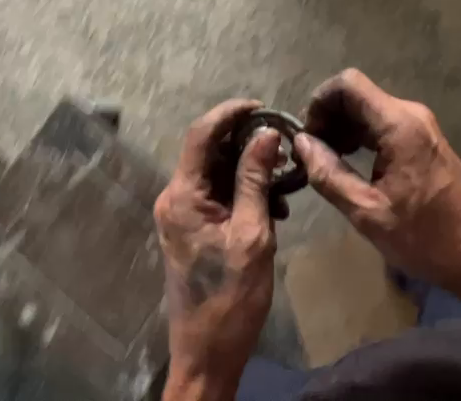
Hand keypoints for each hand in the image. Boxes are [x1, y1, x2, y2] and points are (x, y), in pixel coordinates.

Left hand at [154, 99, 284, 400]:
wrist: (208, 354)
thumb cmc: (230, 297)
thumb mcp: (252, 234)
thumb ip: (256, 180)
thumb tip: (267, 134)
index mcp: (183, 196)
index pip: (201, 134)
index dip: (230, 113)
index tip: (263, 107)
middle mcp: (175, 198)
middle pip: (209, 151)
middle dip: (246, 143)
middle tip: (283, 144)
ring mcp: (182, 214)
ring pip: (217, 172)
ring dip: (249, 170)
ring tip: (285, 179)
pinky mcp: (192, 228)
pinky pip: (218, 194)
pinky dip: (244, 192)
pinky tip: (274, 206)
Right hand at [293, 69, 460, 304]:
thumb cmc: (425, 237)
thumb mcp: (367, 212)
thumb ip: (328, 174)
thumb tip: (301, 143)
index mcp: (398, 124)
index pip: (347, 84)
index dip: (319, 102)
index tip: (306, 136)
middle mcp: (410, 114)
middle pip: (356, 94)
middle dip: (327, 117)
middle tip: (310, 154)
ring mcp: (420, 125)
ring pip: (368, 108)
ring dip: (342, 128)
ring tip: (325, 162)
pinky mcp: (423, 139)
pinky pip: (382, 123)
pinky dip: (360, 136)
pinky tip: (348, 164)